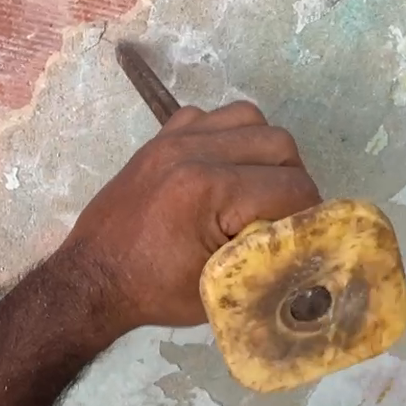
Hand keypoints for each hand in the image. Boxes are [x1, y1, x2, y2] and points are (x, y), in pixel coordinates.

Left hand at [55, 101, 321, 337]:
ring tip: (256, 187)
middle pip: (278, 143)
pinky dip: (225, 136)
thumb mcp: (221, 285)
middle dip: (292, 179)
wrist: (94, 274)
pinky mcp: (159, 136)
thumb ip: (268, 257)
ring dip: (262, 150)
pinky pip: (209, 116)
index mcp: (207, 189)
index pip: (293, 186)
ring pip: (248, 118)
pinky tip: (221, 169)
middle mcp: (191, 151)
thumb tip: (311, 241)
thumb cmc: (154, 289)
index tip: (300, 236)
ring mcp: (172, 138)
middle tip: (282, 213)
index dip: (308, 215)